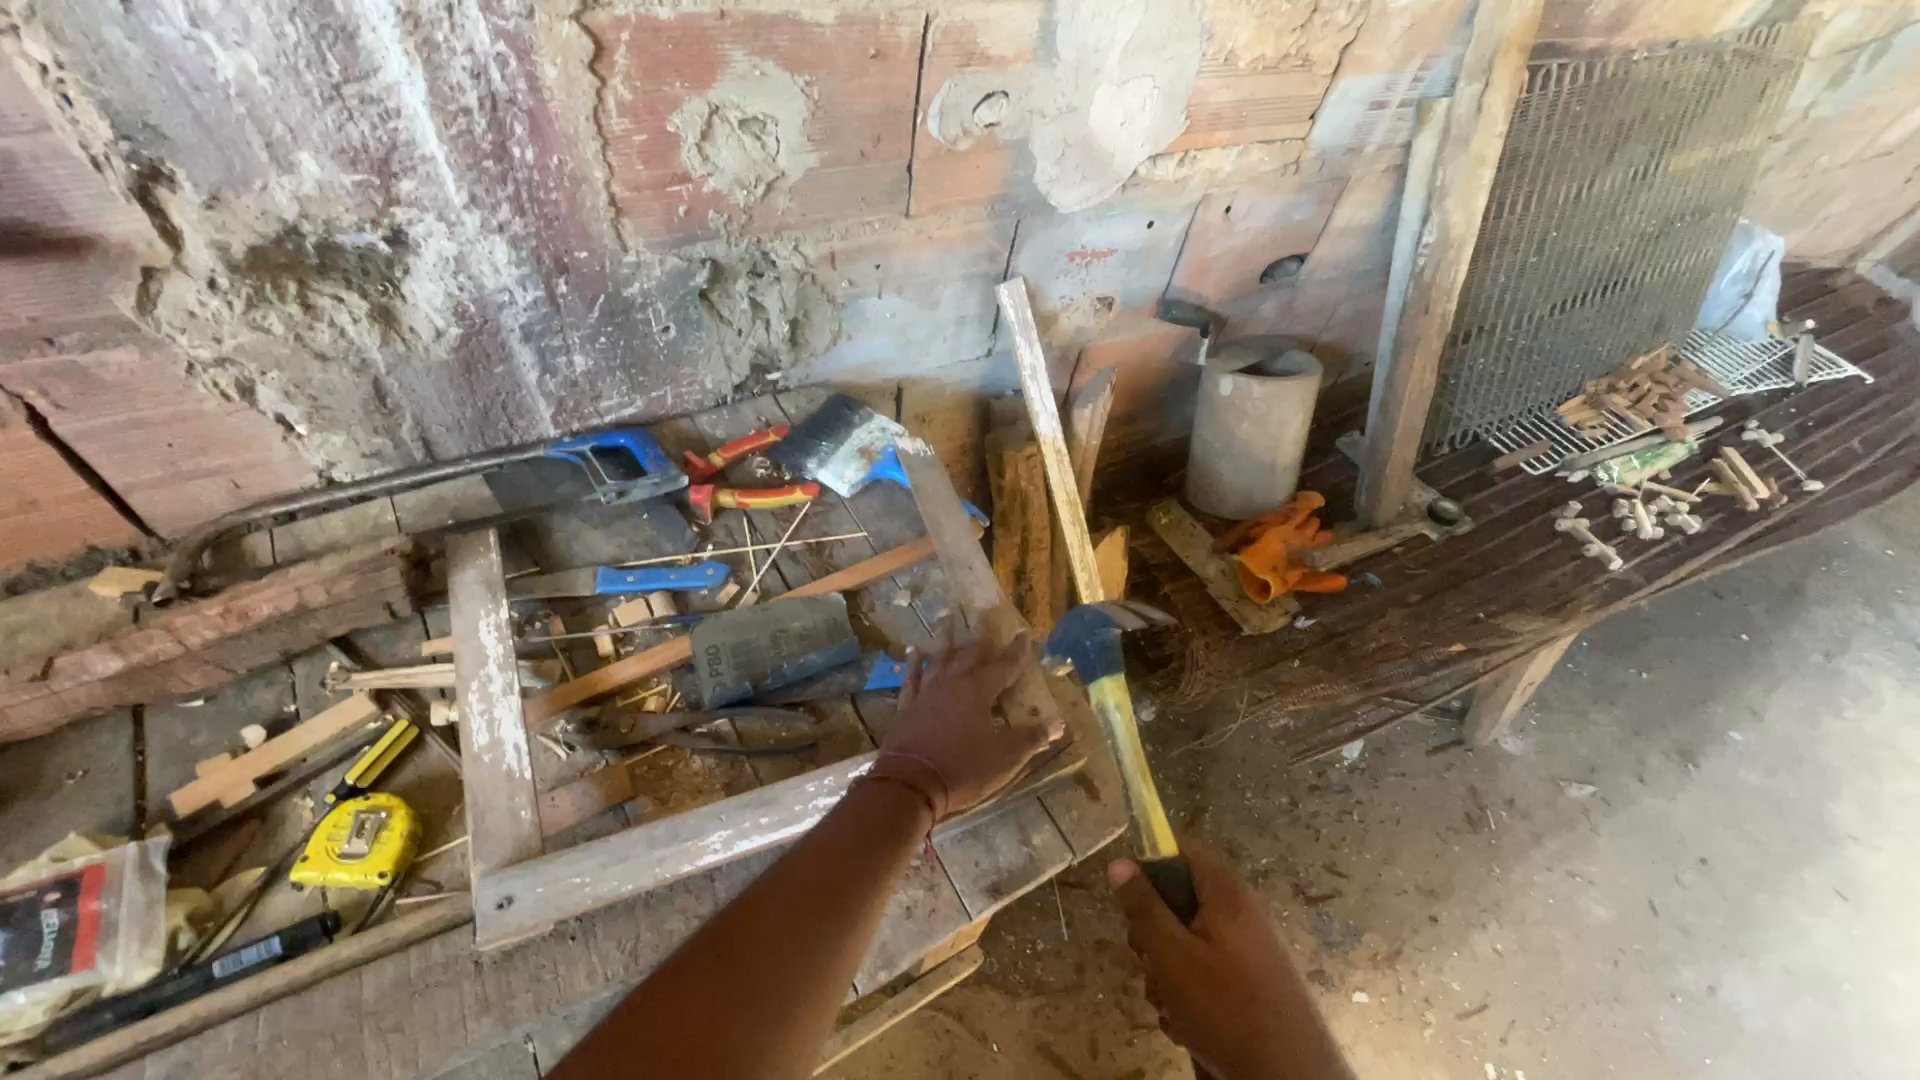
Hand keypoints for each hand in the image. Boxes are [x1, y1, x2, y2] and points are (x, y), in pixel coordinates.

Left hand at [866, 615, 1055, 819]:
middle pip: (970, 654)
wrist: (910, 784)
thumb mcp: (1005, 757)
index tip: (1024, 633)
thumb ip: (1030, 738)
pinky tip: (913, 650)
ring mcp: (926, 692)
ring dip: (945, 636)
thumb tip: (1058, 725)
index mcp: (979, 691)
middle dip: (982, 636)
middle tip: (986, 614)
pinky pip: (912, 677)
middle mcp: (953, 683)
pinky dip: (913, 662)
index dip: (1016, 651)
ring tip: (946, 614)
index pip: (1004, 666)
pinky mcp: (907, 706)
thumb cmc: (963, 769)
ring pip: (939, 657)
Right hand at [1110, 842, 1353, 1079]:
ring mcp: (1248, 949)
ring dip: (1167, 969)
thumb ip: (1143, 907)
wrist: (1290, 1077)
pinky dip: (1189, 992)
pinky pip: (1207, 970)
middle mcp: (1240, 912)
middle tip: (1145, 957)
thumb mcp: (1171, 954)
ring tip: (1168, 1002)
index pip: (1182, 848)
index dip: (1149, 863)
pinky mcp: (1251, 982)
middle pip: (1180, 898)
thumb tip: (1119, 862)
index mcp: (1225, 892)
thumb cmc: (1225, 1007)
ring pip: (1188, 940)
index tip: (1129, 896)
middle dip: (1153, 930)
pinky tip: (1184, 1022)